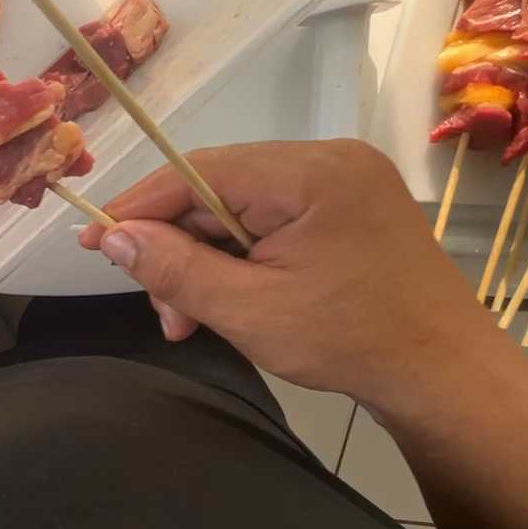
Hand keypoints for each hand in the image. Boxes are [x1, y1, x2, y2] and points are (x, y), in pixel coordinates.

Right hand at [79, 140, 511, 409]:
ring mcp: (336, 181)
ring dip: (197, 262)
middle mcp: (324, 160)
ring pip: (231, 210)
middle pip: (210, 191)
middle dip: (172, 249)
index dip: (135, 207)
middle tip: (161, 310)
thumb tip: (111, 238)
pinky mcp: (339, 206)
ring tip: (188, 319)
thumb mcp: (245, 310)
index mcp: (309, 175)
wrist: (439, 368)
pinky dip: (230, 260)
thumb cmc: (347, 341)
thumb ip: (174, 269)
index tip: (89, 241)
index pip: (195, 174)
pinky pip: (261, 220)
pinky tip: (223, 300)